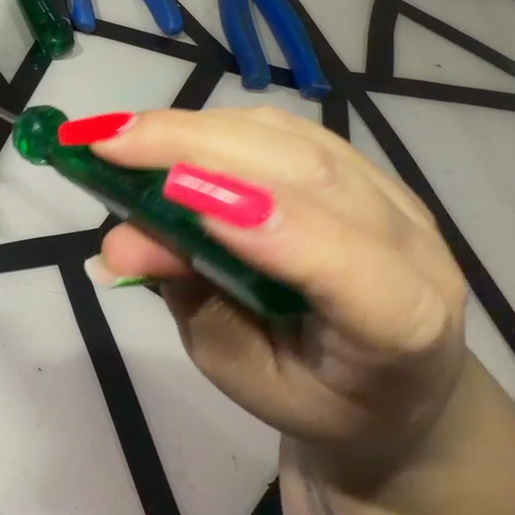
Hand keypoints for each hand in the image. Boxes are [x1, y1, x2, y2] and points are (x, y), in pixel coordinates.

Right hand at [88, 107, 468, 489]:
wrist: (397, 383)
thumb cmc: (314, 391)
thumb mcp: (242, 370)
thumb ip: (191, 301)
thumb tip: (117, 244)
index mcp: (400, 326)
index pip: (349, 267)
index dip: (268, 224)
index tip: (177, 195)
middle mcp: (409, 247)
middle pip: (306, 173)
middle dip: (195, 148)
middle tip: (105, 144)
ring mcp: (389, 196)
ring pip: (287, 138)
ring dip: (191, 128)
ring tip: (117, 135)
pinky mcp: (358, 166)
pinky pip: (280, 128)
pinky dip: (209, 124)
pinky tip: (158, 134)